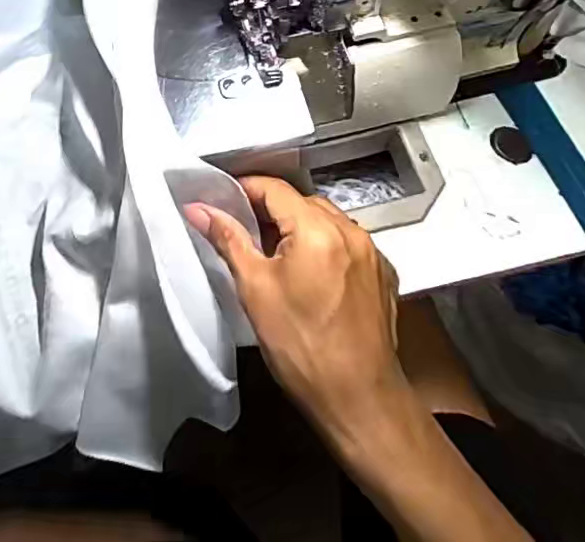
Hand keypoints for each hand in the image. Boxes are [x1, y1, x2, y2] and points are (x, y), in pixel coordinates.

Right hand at [187, 177, 532, 540]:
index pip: (276, 189)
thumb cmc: (302, 348)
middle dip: (272, 211)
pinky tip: (311, 275)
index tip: (224, 198)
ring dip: (301, 228)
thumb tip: (201, 210)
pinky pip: (349, 243)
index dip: (246, 189)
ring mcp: (372, 251)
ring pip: (328, 221)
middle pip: (304, 202)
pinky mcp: (383, 271)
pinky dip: (327, 247)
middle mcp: (351, 231)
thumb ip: (229, 240)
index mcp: (318, 229)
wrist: (358, 397)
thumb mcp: (255, 290)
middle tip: (244, 232)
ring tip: (276, 256)